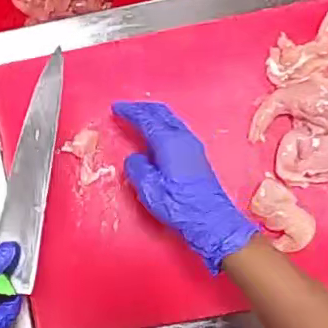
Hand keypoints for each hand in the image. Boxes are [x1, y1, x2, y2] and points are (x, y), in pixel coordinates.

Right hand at [115, 101, 257, 272]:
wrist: (210, 219)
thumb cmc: (178, 205)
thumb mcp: (149, 189)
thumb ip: (138, 169)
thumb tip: (135, 158)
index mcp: (169, 142)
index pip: (147, 119)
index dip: (130, 112)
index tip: (116, 108)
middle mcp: (183, 138)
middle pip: (162, 114)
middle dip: (142, 109)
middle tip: (126, 109)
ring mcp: (193, 146)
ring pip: (171, 120)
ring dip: (154, 116)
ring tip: (139, 118)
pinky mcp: (196, 156)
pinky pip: (176, 129)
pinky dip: (162, 125)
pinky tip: (156, 133)